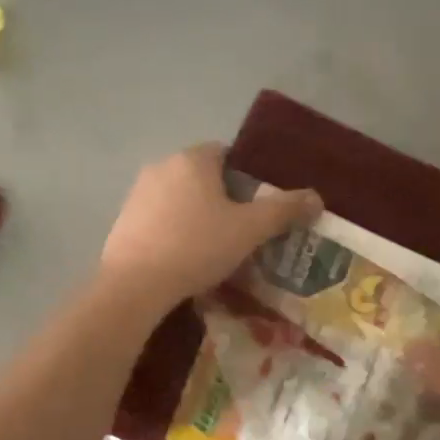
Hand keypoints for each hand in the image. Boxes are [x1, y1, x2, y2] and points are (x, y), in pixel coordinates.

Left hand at [99, 143, 322, 311]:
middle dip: (223, 200)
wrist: (135, 285)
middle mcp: (162, 166)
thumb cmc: (197, 247)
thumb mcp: (250, 230)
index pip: (227, 154)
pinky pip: (159, 220)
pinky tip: (185, 261)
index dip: (247, 178)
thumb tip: (317, 197)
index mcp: (193, 159)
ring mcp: (137, 194)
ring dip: (197, 217)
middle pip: (202, 177)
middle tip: (243, 232)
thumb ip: (284, 210)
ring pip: (180, 199)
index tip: (259, 207)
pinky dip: (174, 234)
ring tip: (215, 250)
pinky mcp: (123, 221)